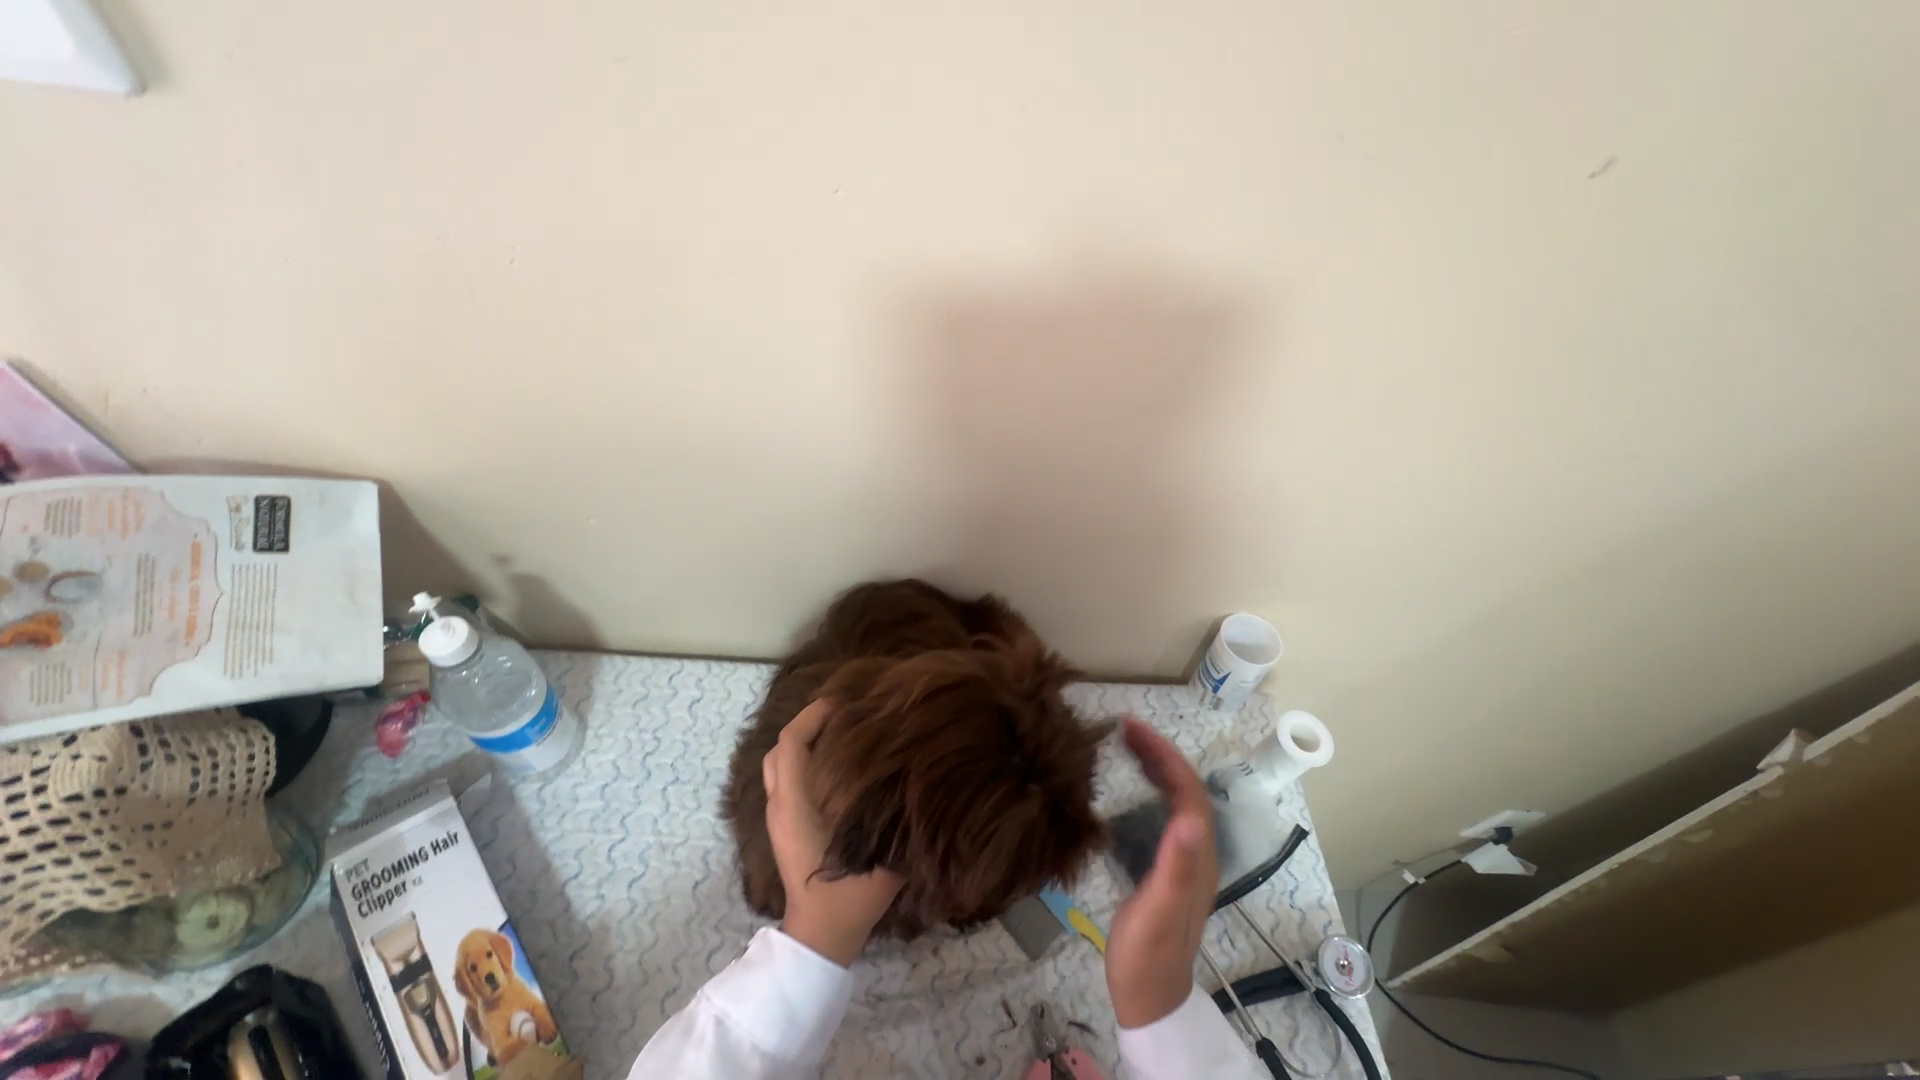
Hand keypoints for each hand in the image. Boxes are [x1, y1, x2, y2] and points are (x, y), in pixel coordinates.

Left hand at [763, 698, 903, 966]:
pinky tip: (835, 766)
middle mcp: (781, 805)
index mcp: (796, 805)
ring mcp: (779, 817)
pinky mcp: (784, 828)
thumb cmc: (850, 894)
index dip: (813, 716)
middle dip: (807, 724)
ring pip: (779, 765)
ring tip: (838, 734)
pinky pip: (786, 780)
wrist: (821, 936)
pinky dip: (803, 762)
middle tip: (843, 714)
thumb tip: (917, 778)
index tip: (844, 702)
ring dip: (802, 743)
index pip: (793, 744)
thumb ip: (896, 816)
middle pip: (780, 748)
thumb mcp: (883, 853)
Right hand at [1105, 717, 1218, 1027]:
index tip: (1133, 728)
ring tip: (1127, 745)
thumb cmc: (1146, 953)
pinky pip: (1165, 814)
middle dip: (1160, 753)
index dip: (1164, 755)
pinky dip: (1151, 790)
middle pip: (1185, 790)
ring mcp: (1185, 860)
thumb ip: (1175, 865)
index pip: (1187, 790)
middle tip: (1125, 729)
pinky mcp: (1169, 868)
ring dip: (1157, 768)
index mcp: (1197, 856)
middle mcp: (1198, 852)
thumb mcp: (1156, 909)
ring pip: (1176, 800)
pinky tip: (1131, 787)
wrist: (1150, 995)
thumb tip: (1188, 818)